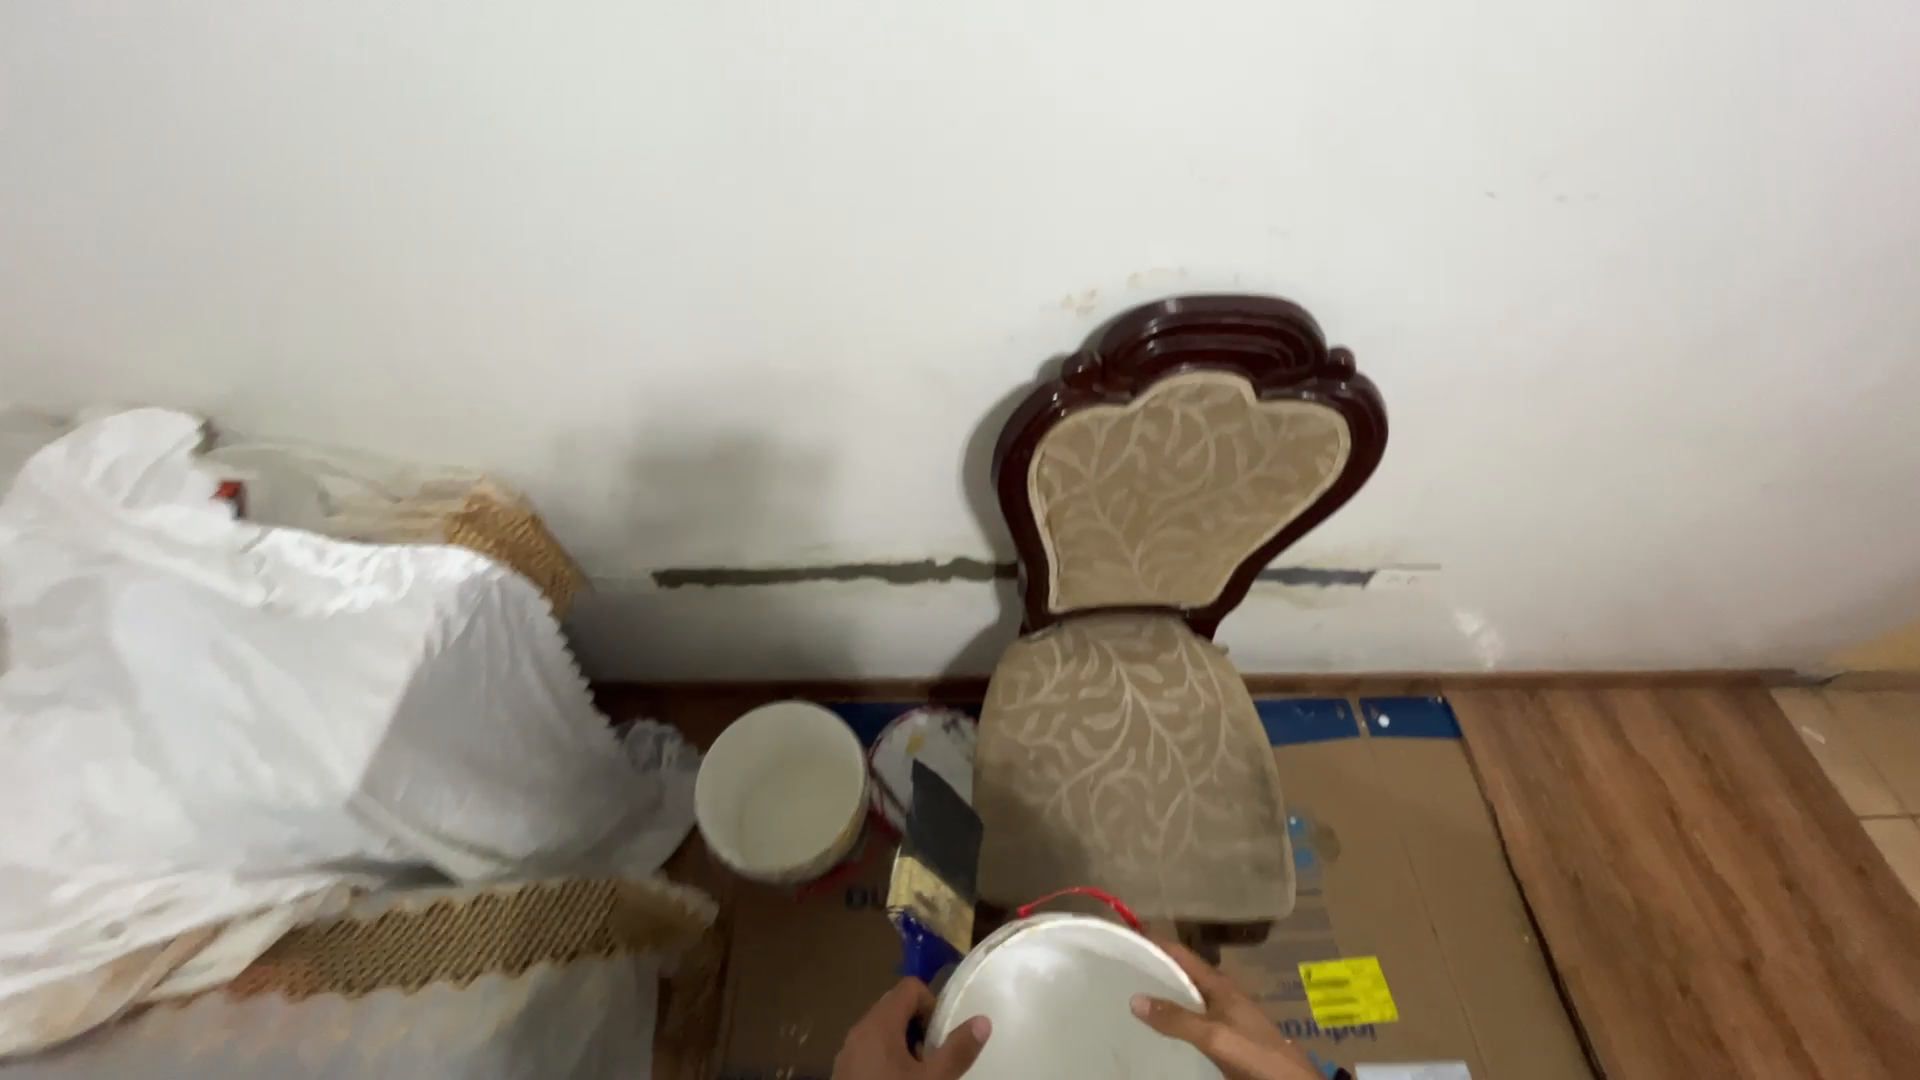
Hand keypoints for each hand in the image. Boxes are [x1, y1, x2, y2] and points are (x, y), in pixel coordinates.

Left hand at [832, 978, 991, 1079]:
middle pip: (896, 1006)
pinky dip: (886, 1059)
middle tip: (930, 1060)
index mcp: (879, 1022)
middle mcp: (860, 1029)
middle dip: (919, 1027)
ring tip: (916, 1076)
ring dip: (904, 1045)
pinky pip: (869, 1050)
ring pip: (883, 1030)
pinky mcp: (843, 1072)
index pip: (910, 987)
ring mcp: (848, 1051)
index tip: (939, 1039)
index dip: (932, 1006)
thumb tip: (983, 1021)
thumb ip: (957, 1051)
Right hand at [1131, 940, 1323, 1079]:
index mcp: (1218, 984)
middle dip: (1152, 969)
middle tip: (1118, 971)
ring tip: (1128, 997)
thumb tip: (1133, 998)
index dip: (1153, 942)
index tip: (1123, 940)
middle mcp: (1218, 995)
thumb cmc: (1257, 1054)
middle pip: (1180, 974)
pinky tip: (1156, 1031)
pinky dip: (1172, 1020)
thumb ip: (1177, 1019)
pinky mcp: (1224, 1040)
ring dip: (1161, 996)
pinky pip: (1190, 1022)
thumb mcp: (1215, 1036)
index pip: (1179, 953)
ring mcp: (1222, 1018)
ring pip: (1184, 999)